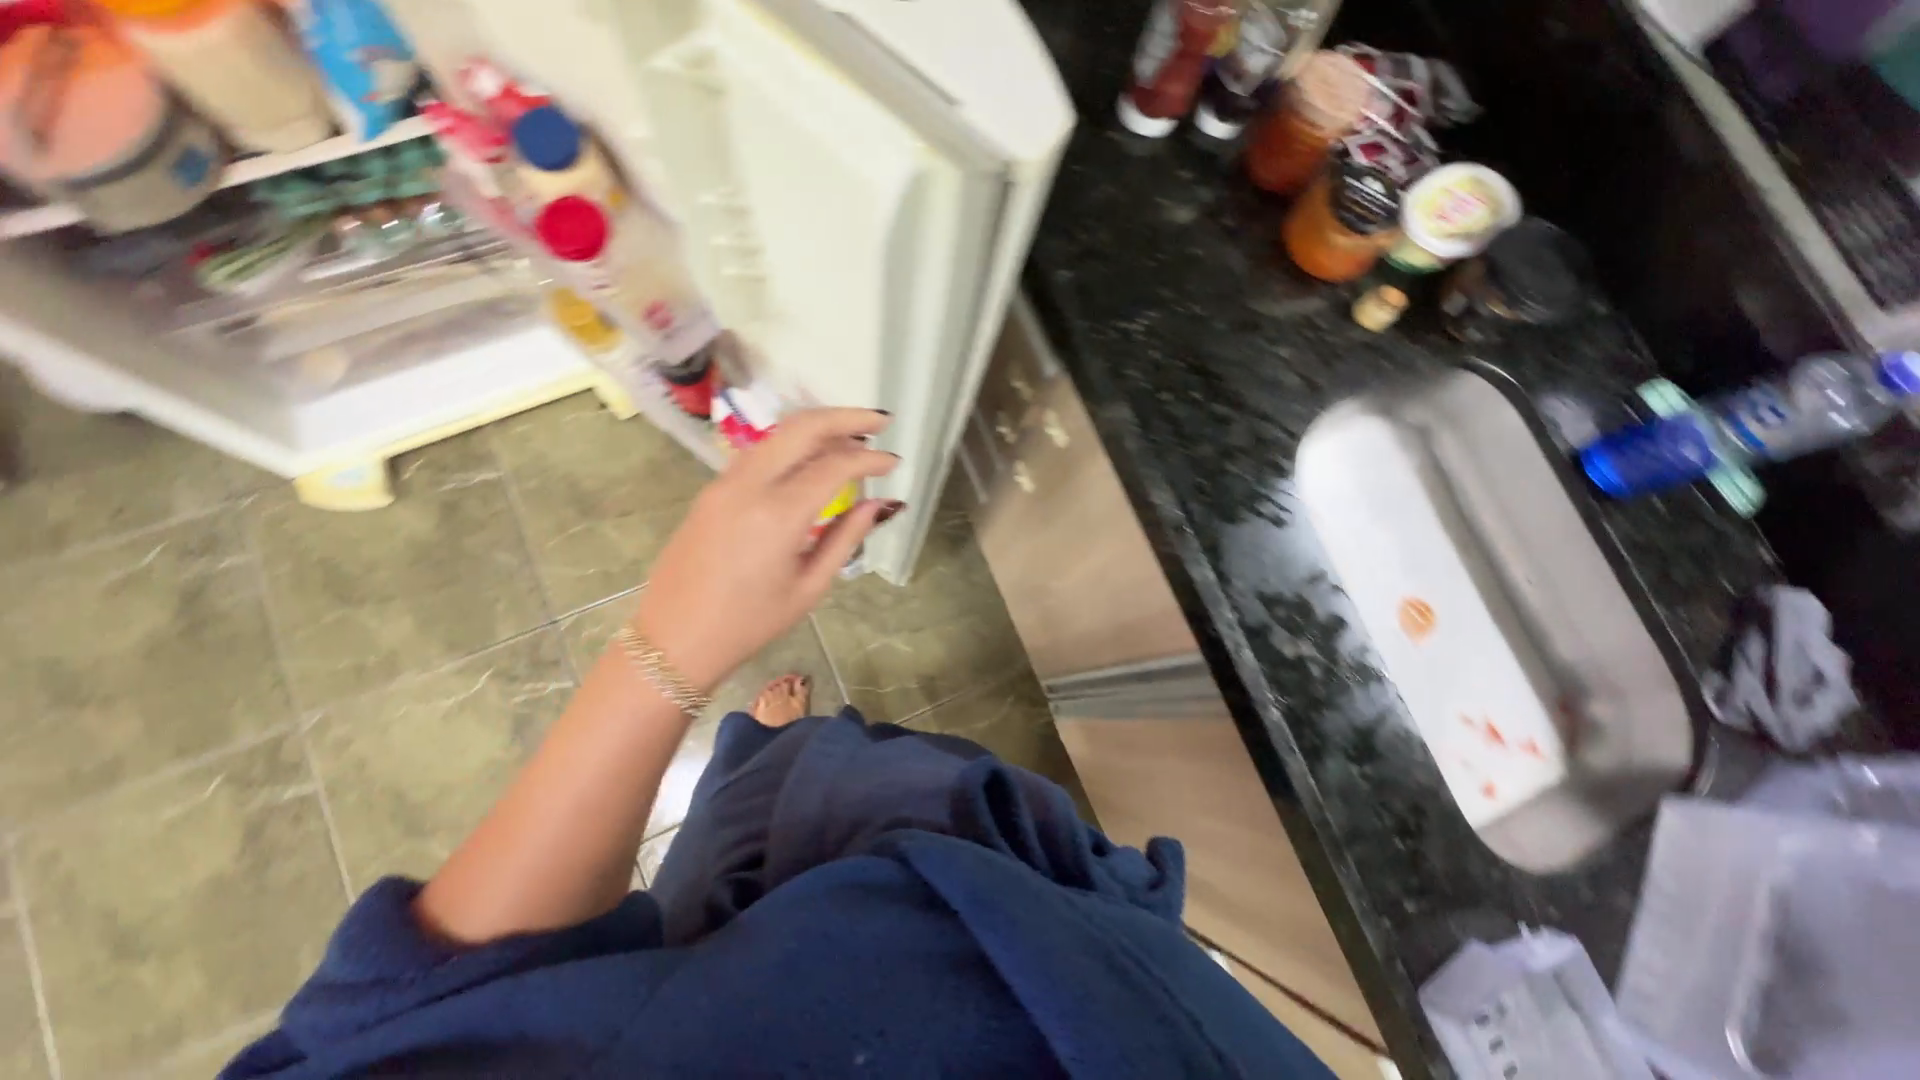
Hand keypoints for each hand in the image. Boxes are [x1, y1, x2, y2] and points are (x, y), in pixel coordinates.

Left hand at [630, 408, 901, 690]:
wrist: (674, 638)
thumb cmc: (748, 624)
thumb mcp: (808, 587)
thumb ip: (846, 538)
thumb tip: (878, 504)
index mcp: (777, 515)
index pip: (834, 465)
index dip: (870, 458)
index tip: (894, 462)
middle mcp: (748, 485)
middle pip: (802, 428)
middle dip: (846, 418)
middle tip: (880, 422)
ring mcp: (724, 483)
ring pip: (777, 435)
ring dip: (817, 429)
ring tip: (851, 439)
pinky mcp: (711, 490)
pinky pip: (758, 453)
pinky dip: (791, 446)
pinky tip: (812, 459)